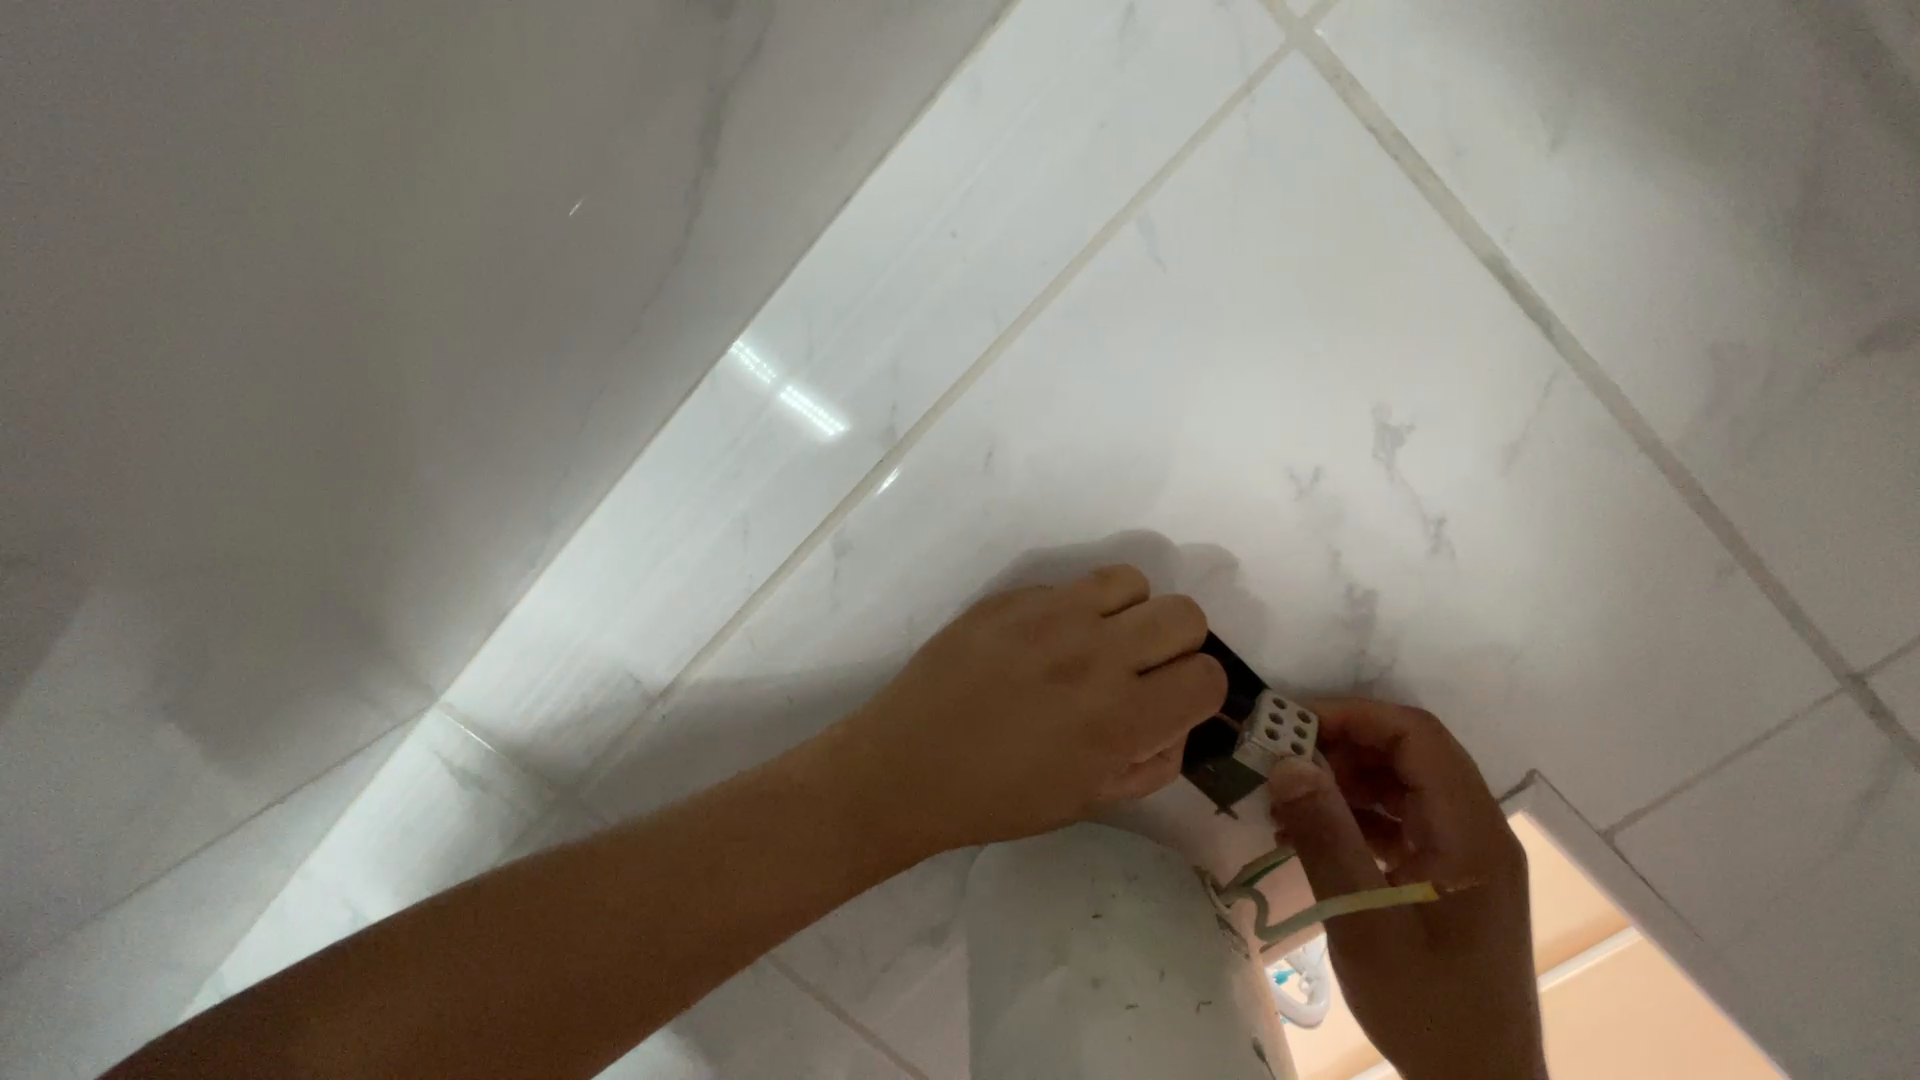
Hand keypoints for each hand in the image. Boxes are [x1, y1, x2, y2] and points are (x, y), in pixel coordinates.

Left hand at [837, 565, 1226, 856]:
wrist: (905, 768)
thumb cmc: (998, 800)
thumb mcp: (1089, 802)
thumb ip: (1151, 762)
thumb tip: (1177, 720)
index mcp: (1119, 719)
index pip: (1208, 677)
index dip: (1199, 693)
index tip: (1172, 703)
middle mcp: (1095, 655)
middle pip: (1185, 614)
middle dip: (1177, 646)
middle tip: (1142, 671)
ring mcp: (1049, 617)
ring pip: (1131, 581)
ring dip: (1130, 612)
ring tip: (1098, 642)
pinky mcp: (1010, 598)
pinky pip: (1070, 585)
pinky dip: (1073, 609)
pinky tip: (1041, 641)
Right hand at [1267, 700, 1545, 1079]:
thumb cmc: (1428, 1007)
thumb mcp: (1366, 921)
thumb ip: (1327, 836)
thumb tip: (1288, 762)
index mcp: (1472, 832)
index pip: (1417, 736)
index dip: (1353, 717)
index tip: (1290, 726)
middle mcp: (1475, 831)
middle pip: (1409, 755)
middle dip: (1340, 746)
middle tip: (1278, 760)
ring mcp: (1462, 855)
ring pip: (1400, 786)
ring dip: (1342, 782)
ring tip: (1284, 799)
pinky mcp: (1445, 877)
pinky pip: (1398, 822)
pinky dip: (1352, 817)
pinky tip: (1308, 834)